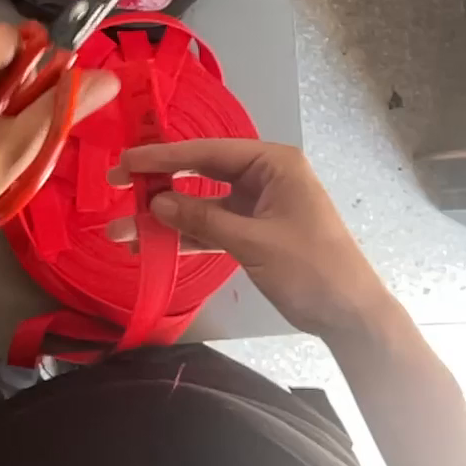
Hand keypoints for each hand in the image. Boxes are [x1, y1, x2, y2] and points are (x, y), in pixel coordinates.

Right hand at [108, 139, 396, 341]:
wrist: (349, 314)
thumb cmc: (312, 268)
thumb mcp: (255, 241)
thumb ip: (203, 219)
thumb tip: (156, 203)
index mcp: (274, 164)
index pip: (209, 152)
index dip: (164, 156)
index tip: (126, 160)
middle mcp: (264, 177)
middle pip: (201, 173)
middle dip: (159, 182)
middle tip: (116, 184)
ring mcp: (258, 205)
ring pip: (202, 204)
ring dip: (166, 218)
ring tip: (123, 229)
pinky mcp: (253, 232)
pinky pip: (212, 228)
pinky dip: (186, 237)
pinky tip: (152, 246)